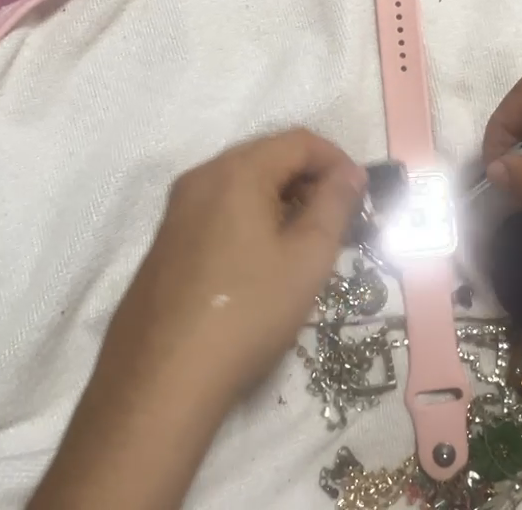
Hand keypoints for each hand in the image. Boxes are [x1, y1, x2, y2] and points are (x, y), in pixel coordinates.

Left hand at [98, 130, 364, 408]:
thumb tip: (349, 172)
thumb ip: (335, 204)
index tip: (361, 197)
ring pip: (242, 183)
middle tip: (337, 220)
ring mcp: (176, 209)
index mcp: (236, 171)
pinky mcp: (165, 241)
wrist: (160, 381)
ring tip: (305, 242)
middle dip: (309, 179)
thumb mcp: (308, 258)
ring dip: (281, 199)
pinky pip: (218, 208)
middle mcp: (201, 177)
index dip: (337, 160)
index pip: (299, 140)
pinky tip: (263, 261)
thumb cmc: (247, 312)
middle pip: (268, 155)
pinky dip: (251, 216)